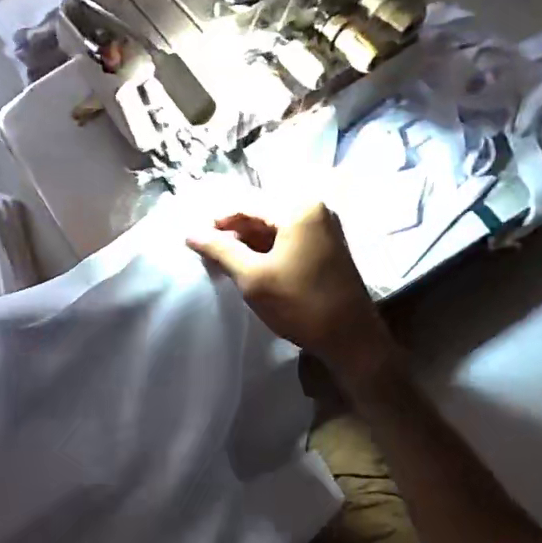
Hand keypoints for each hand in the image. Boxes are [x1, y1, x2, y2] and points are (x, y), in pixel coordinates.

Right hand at [187, 202, 400, 382]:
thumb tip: (191, 234)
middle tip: (206, 252)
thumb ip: (221, 251)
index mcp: (298, 209)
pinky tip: (247, 265)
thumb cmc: (300, 304)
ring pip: (273, 227)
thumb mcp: (253, 278)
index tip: (194, 240)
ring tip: (223, 261)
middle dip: (233, 232)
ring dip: (248, 242)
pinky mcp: (326, 245)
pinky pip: (287, 238)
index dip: (217, 221)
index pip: (246, 204)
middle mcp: (314, 208)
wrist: (350, 337)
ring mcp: (323, 226)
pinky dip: (266, 249)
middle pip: (261, 212)